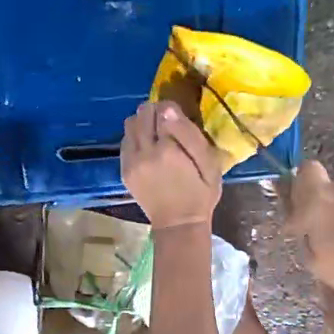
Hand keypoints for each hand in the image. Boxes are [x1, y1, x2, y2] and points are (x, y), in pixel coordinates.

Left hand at [121, 101, 221, 228]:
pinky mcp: (124, 169)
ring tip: (155, 135)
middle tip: (167, 125)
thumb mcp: (210, 165)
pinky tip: (147, 148)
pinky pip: (124, 141)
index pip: (163, 109)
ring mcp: (131, 161)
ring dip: (142, 123)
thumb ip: (191, 135)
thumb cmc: (200, 194)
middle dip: (155, 112)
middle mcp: (146, 151)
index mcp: (169, 149)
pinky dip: (134, 138)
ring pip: (130, 123)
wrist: (178, 224)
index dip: (172, 109)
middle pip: (143, 112)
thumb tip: (168, 110)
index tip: (179, 118)